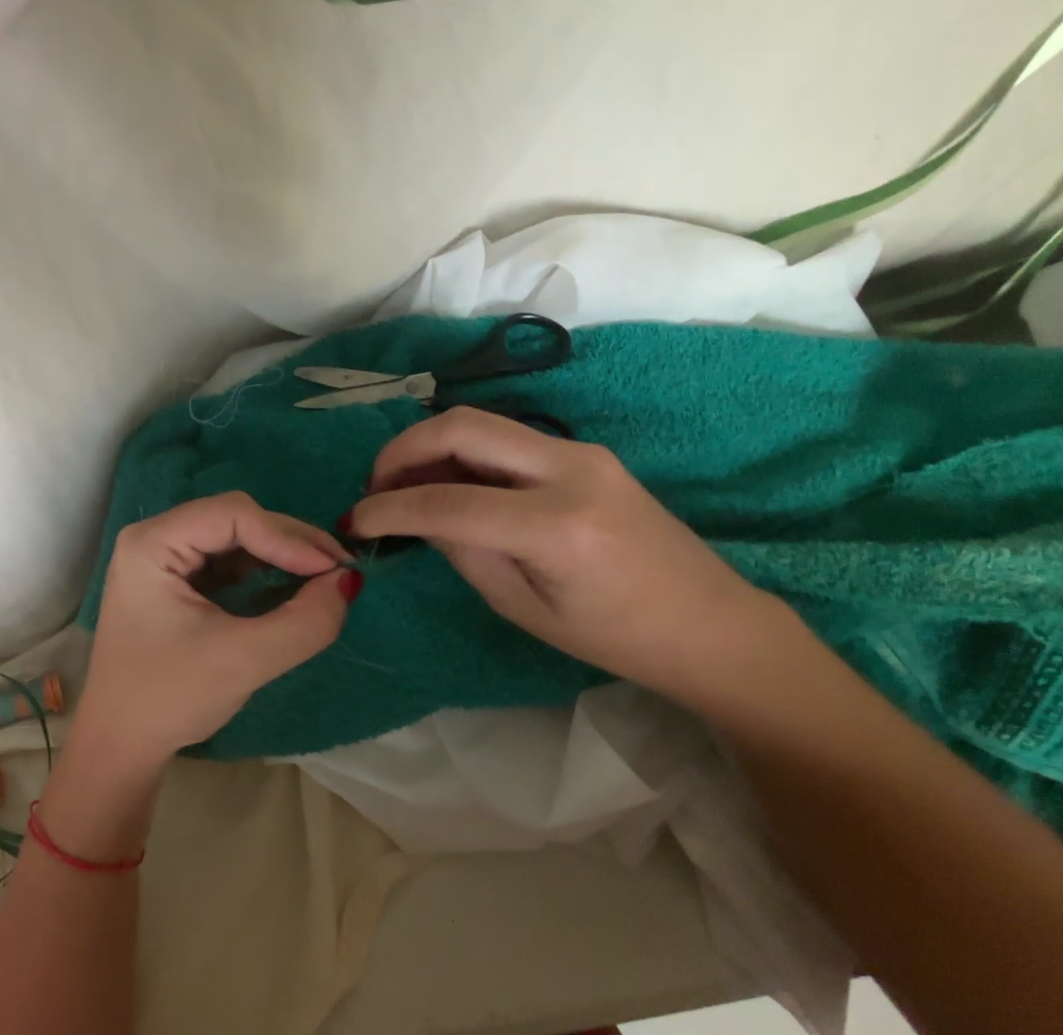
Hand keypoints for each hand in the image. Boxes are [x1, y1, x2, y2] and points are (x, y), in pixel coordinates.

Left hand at [78, 492, 358, 766]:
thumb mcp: (243, 660)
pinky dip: (263, 572)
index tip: (334, 570)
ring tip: (324, 579)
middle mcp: (153, 540)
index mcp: (151, 544)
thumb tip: (350, 581)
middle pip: (234, 519)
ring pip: (234, 539)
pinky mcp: (175, 584)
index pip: (232, 515)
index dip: (287, 537)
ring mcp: (162, 561)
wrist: (121, 744)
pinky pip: (226, 562)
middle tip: (340, 570)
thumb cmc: (170, 698)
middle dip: (288, 543)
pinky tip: (292, 588)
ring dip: (280, 555)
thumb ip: (303, 621)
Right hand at [347, 407, 789, 693]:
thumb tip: (413, 517)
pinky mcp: (585, 454)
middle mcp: (572, 469)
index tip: (353, 521)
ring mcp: (583, 453)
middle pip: (462, 427)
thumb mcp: (522, 607)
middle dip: (402, 451)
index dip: (389, 508)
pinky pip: (506, 440)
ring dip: (430, 447)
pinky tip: (446, 486)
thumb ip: (463, 551)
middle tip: (374, 488)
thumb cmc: (614, 637)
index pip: (448, 501)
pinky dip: (463, 455)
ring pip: (482, 425)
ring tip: (401, 488)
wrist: (709, 624)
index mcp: (558, 525)